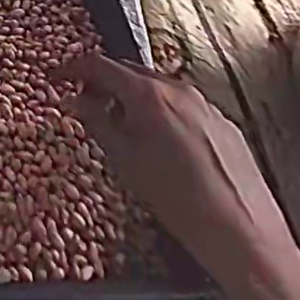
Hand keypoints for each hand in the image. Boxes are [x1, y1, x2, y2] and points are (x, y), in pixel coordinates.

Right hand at [54, 53, 299, 299]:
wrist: (242, 235)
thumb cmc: (178, 200)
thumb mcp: (123, 159)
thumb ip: (95, 121)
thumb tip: (74, 101)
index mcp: (148, 94)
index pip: (99, 64)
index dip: (72, 68)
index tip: (56, 77)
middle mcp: (178, 89)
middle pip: (129, 70)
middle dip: (102, 82)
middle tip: (84, 103)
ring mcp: (205, 105)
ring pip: (156, 87)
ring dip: (131, 98)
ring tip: (120, 127)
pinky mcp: (224, 124)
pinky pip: (182, 106)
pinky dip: (160, 112)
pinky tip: (158, 144)